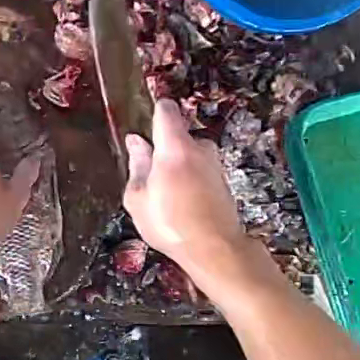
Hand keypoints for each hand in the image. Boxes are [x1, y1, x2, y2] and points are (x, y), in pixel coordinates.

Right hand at [123, 98, 254, 286]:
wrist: (215, 249)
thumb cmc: (170, 224)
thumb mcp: (138, 198)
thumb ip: (137, 165)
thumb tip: (135, 142)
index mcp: (175, 146)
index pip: (166, 110)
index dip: (154, 113)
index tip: (144, 128)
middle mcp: (200, 148)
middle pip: (178, 136)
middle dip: (163, 151)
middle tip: (150, 178)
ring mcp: (215, 164)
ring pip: (190, 155)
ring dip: (178, 168)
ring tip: (166, 197)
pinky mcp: (224, 180)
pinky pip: (200, 171)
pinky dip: (191, 181)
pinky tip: (183, 206)